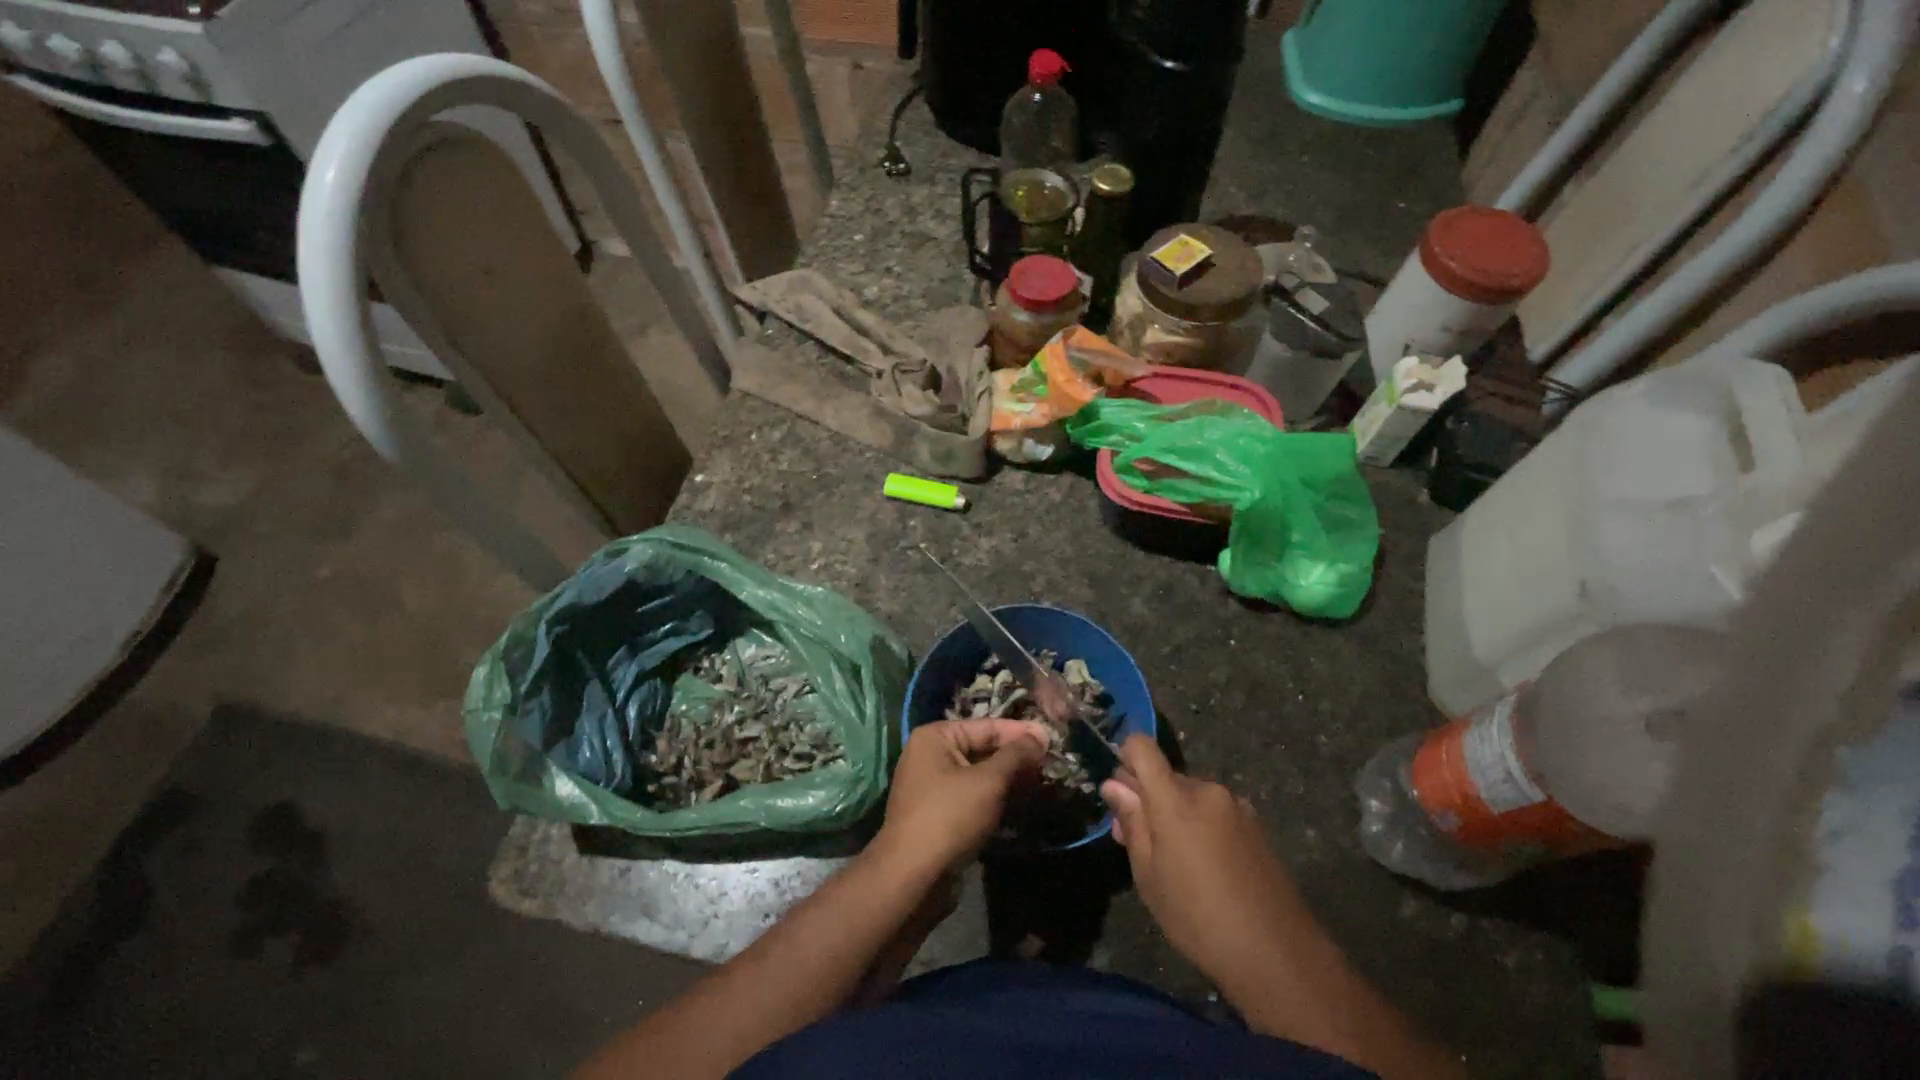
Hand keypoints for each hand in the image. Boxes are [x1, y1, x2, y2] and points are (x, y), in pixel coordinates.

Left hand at [873, 719, 1049, 876]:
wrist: (914, 877)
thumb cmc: (950, 817)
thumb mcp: (989, 781)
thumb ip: (1016, 755)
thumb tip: (1039, 734)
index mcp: (935, 737)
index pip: (987, 727)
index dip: (1021, 733)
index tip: (1053, 739)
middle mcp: (931, 757)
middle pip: (983, 751)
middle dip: (1017, 760)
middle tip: (1053, 767)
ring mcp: (934, 788)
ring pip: (981, 778)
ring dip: (1010, 783)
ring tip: (1044, 788)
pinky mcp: (940, 816)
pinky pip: (974, 800)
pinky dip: (996, 802)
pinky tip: (1022, 808)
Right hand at [1100, 735, 1305, 995]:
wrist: (1276, 952)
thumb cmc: (1197, 918)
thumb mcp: (1149, 876)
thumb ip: (1132, 823)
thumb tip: (1114, 785)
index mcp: (1176, 800)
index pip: (1142, 747)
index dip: (1125, 758)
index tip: (1118, 791)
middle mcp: (1208, 791)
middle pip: (1166, 776)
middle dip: (1147, 798)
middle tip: (1136, 842)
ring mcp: (1236, 806)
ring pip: (1190, 795)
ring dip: (1175, 813)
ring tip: (1174, 862)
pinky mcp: (1256, 824)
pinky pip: (1214, 811)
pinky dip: (1200, 825)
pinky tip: (1205, 867)